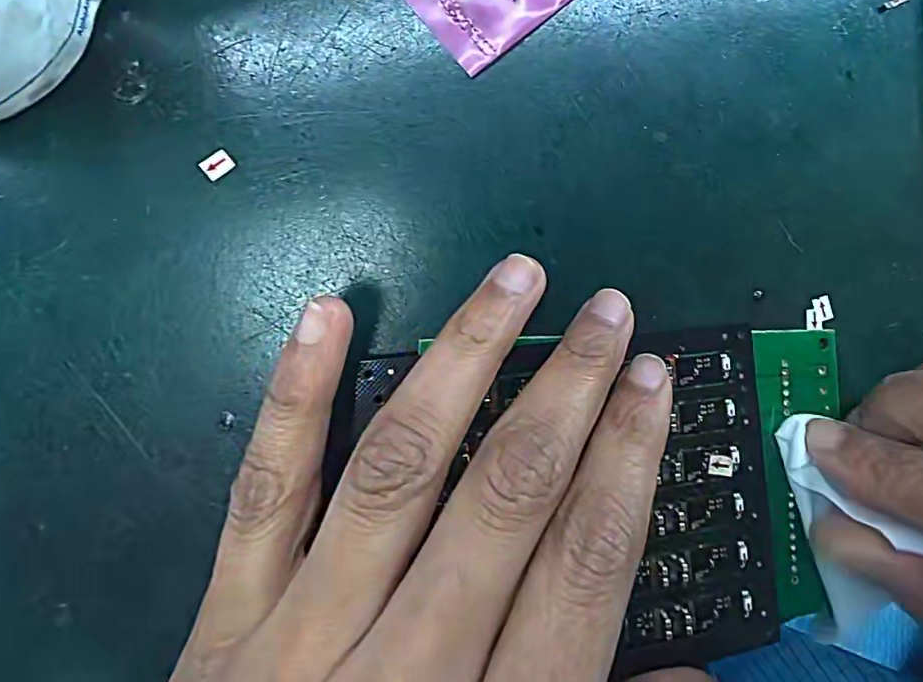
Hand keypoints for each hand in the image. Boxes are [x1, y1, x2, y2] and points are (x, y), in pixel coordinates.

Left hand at [173, 255, 705, 681]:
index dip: (625, 457)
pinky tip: (326, 312)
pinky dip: (296, 393)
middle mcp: (403, 663)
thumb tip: (693, 679)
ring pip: (398, 463)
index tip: (652, 376)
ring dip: (462, 356)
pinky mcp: (228, 611)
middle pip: (503, 496)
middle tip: (605, 310)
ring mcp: (300, 628)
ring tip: (510, 280)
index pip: (582, 564)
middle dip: (566, 390)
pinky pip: (266, 486)